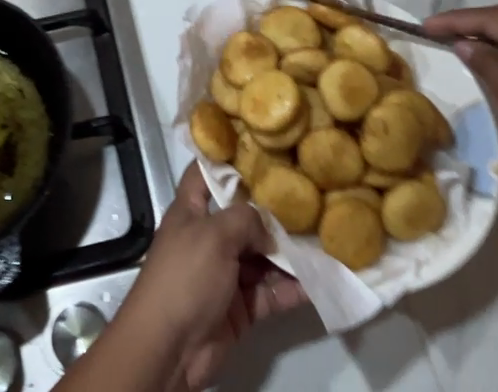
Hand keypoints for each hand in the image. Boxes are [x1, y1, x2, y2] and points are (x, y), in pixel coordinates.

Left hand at [120, 164, 308, 390]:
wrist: (170, 348)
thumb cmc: (185, 278)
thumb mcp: (212, 235)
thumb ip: (245, 220)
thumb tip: (268, 228)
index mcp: (190, 213)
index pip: (205, 176)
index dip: (227, 160)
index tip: (260, 149)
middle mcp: (209, 239)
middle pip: (244, 218)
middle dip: (275, 212)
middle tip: (313, 198)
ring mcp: (226, 274)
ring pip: (263, 256)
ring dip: (291, 253)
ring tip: (327, 239)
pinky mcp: (241, 307)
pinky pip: (273, 293)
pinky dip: (295, 289)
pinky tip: (322, 280)